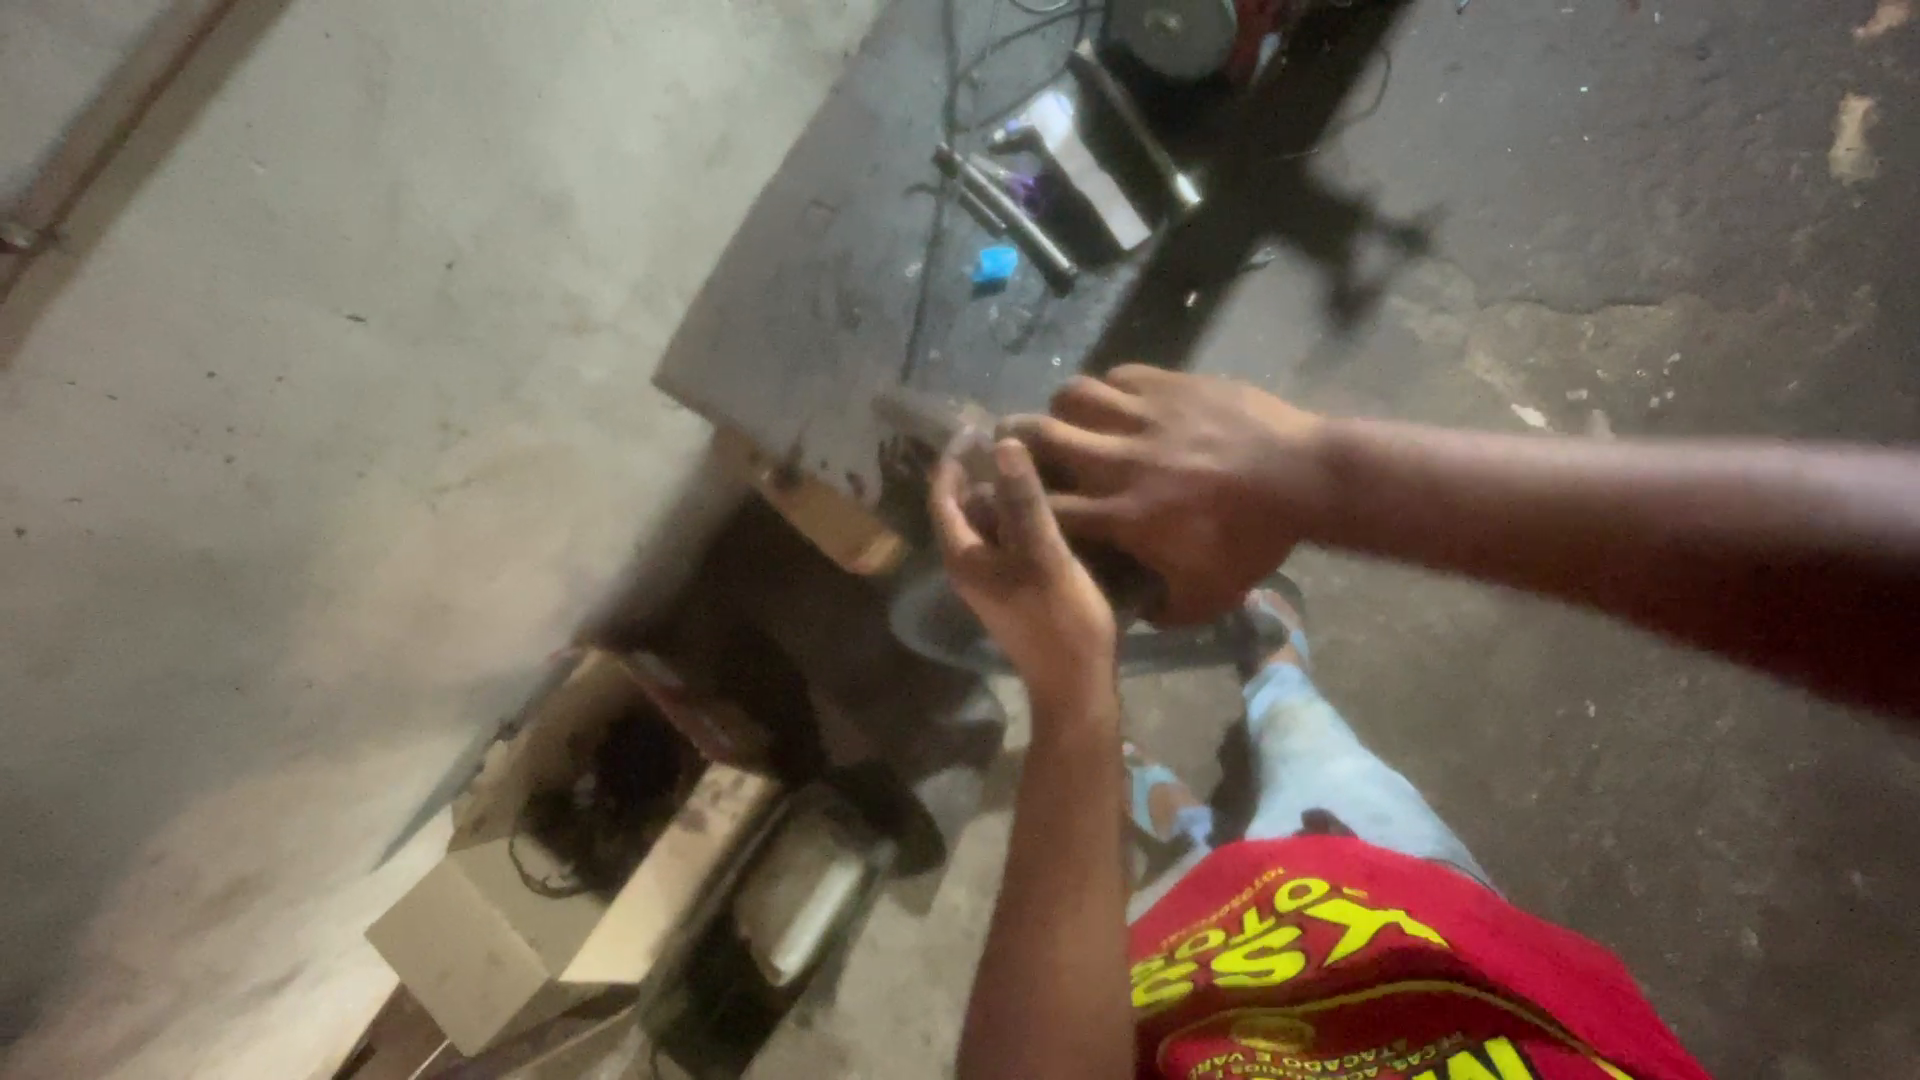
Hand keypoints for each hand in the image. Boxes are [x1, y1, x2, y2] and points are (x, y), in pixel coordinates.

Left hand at [930, 436, 1118, 708]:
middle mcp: (969, 564)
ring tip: (1035, 462)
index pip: (943, 496)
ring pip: (989, 523)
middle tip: (1012, 438)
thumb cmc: (1059, 619)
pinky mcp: (1014, 585)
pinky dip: (1020, 516)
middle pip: (965, 507)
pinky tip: (1049, 502)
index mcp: (964, 556)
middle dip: (982, 473)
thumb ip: (1023, 500)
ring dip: (1004, 494)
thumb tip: (1003, 445)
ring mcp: (991, 577)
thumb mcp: (1043, 554)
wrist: (1076, 681)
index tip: (975, 427)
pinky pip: (1008, 539)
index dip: (953, 460)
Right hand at [1008, 365, 1325, 624]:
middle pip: (1041, 437)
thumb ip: (1163, 610)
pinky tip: (1116, 402)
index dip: (1008, 503)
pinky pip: (1119, 376)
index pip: (1042, 507)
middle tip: (1011, 445)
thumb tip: (1137, 610)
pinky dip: (1107, 389)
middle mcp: (1119, 461)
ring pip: (1073, 395)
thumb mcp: (1209, 597)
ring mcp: (1144, 417)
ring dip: (1060, 407)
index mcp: (1122, 515)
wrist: (1305, 479)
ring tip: (1066, 418)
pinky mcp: (1171, 386)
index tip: (996, 502)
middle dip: (1014, 440)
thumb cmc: (1254, 541)